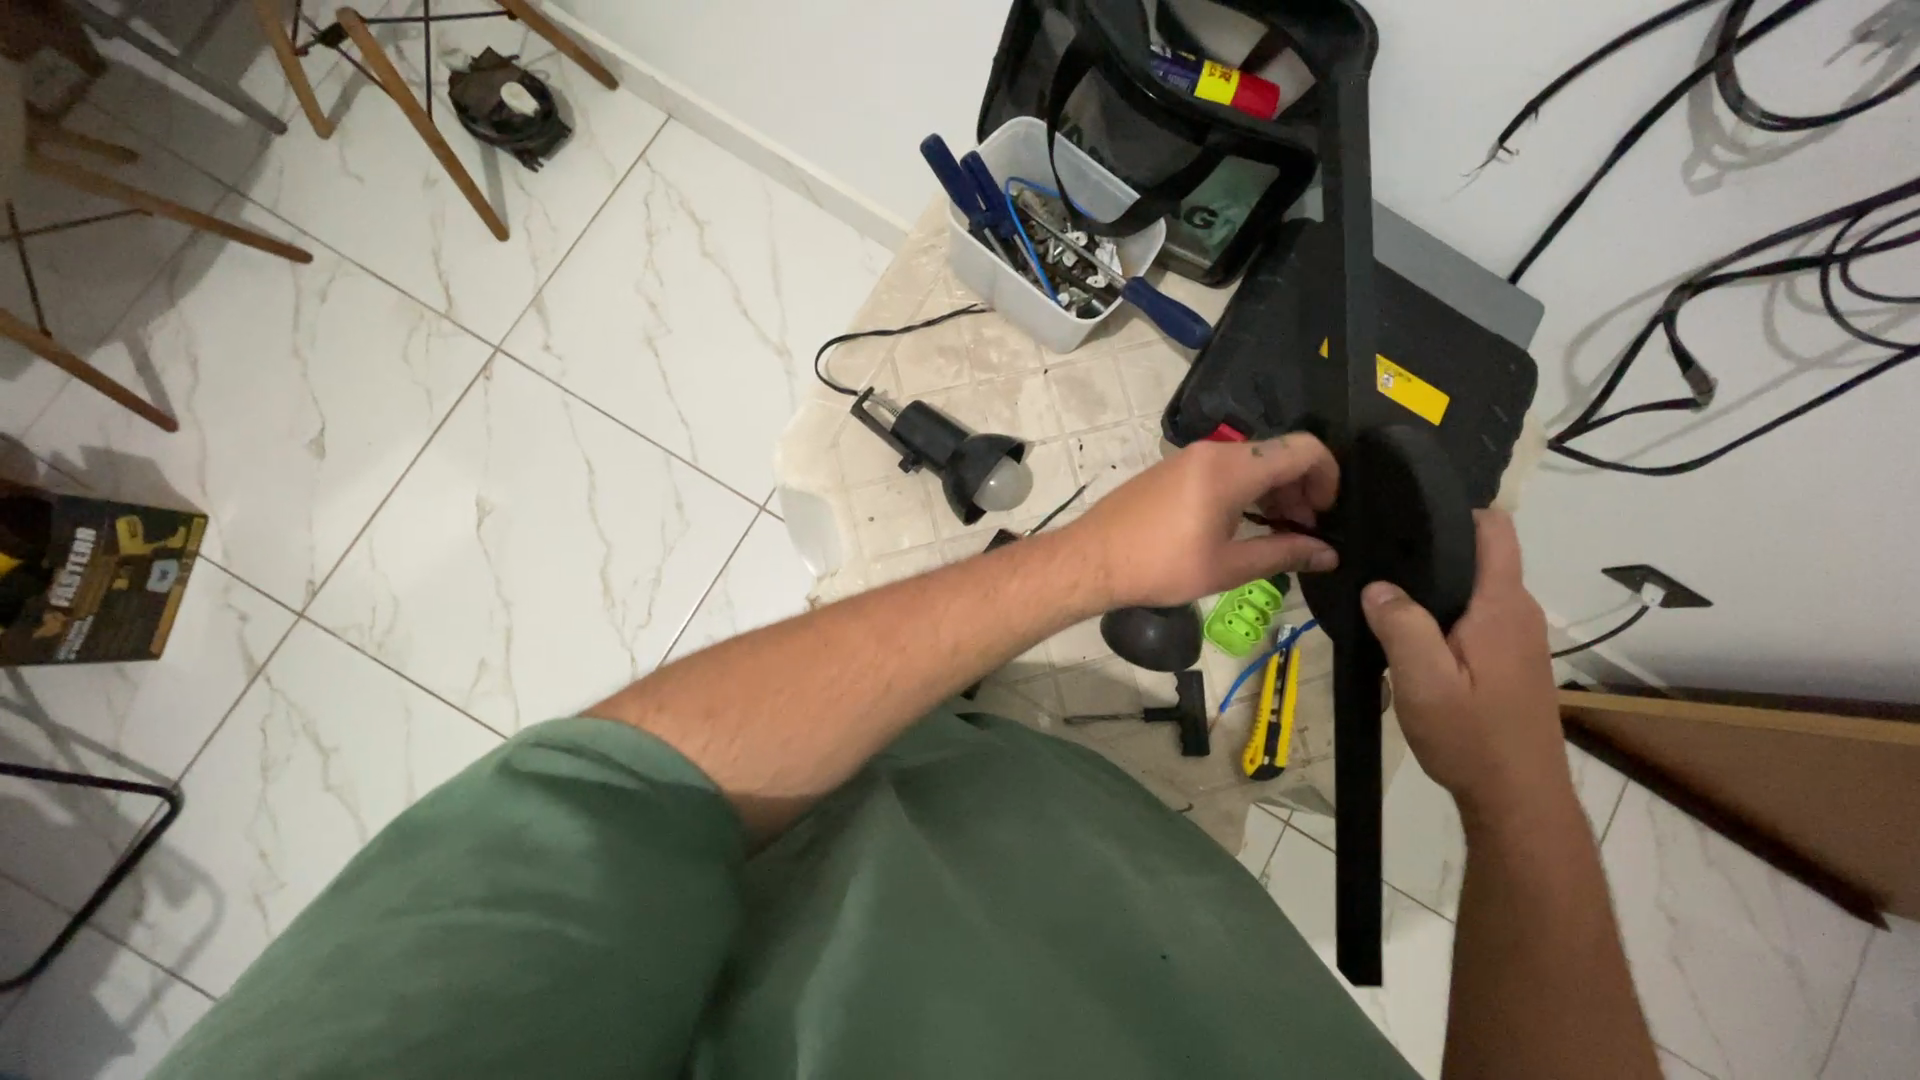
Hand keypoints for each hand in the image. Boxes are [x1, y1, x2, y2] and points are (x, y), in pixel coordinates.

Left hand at [1066, 434, 1339, 608]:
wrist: (1091, 559)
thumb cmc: (1159, 566)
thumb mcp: (1227, 567)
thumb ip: (1283, 554)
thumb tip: (1328, 554)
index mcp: (1231, 468)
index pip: (1303, 449)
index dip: (1328, 476)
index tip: (1327, 513)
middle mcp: (1212, 452)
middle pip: (1278, 454)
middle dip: (1301, 488)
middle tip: (1305, 531)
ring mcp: (1189, 458)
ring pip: (1251, 462)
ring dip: (1274, 491)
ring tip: (1279, 533)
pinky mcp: (1172, 469)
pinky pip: (1223, 469)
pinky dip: (1245, 490)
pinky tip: (1243, 525)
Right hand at [1360, 509, 1570, 823]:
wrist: (1516, 797)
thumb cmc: (1471, 737)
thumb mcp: (1423, 681)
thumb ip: (1401, 626)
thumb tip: (1378, 586)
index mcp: (1501, 606)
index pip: (1495, 530)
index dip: (1455, 512)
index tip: (1404, 517)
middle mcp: (1517, 612)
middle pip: (1479, 556)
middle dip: (1431, 549)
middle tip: (1375, 558)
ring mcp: (1516, 637)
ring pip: (1473, 589)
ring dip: (1433, 586)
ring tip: (1381, 593)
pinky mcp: (1509, 659)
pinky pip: (1474, 616)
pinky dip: (1442, 613)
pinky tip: (1407, 633)